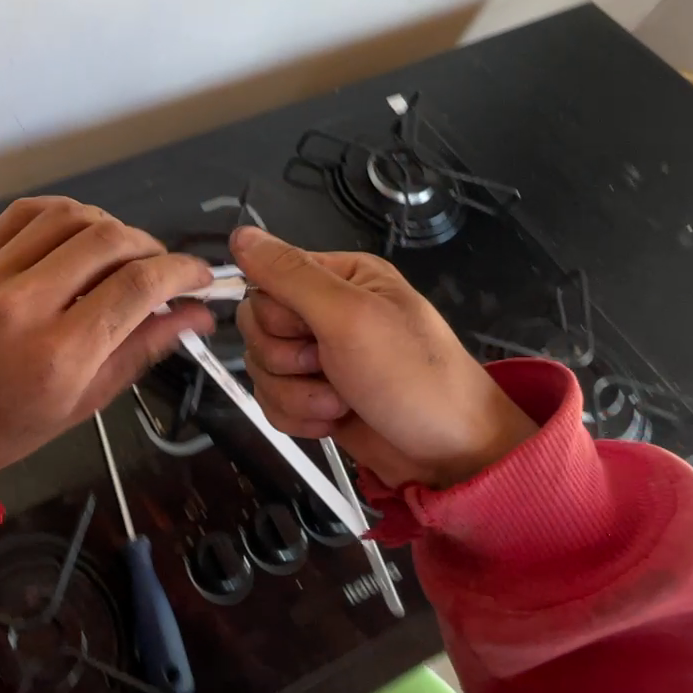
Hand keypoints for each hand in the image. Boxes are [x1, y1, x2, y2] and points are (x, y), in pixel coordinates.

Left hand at [0, 197, 214, 476]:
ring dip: (110, 225)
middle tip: (160, 268)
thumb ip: (143, 349)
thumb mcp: (85, 401)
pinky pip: (25, 212)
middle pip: (109, 240)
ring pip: (70, 216)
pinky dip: (63, 213)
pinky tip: (76, 233)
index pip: (137, 286)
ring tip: (120, 252)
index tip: (198, 276)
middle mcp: (24, 304)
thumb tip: (198, 314)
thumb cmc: (8, 426)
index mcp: (59, 354)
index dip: (181, 271)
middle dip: (150, 246)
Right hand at [230, 226, 536, 487]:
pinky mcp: (312, 397)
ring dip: (296, 394)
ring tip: (341, 402)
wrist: (453, 459)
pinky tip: (333, 421)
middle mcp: (323, 311)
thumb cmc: (411, 378)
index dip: (277, 316)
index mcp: (338, 277)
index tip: (312, 333)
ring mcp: (317, 357)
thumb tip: (239, 233)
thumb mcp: (350, 316)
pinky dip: (298, 416)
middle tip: (330, 367)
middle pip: (256, 328)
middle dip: (287, 359)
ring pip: (260, 368)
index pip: (264, 283)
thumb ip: (290, 275)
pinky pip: (271, 400)